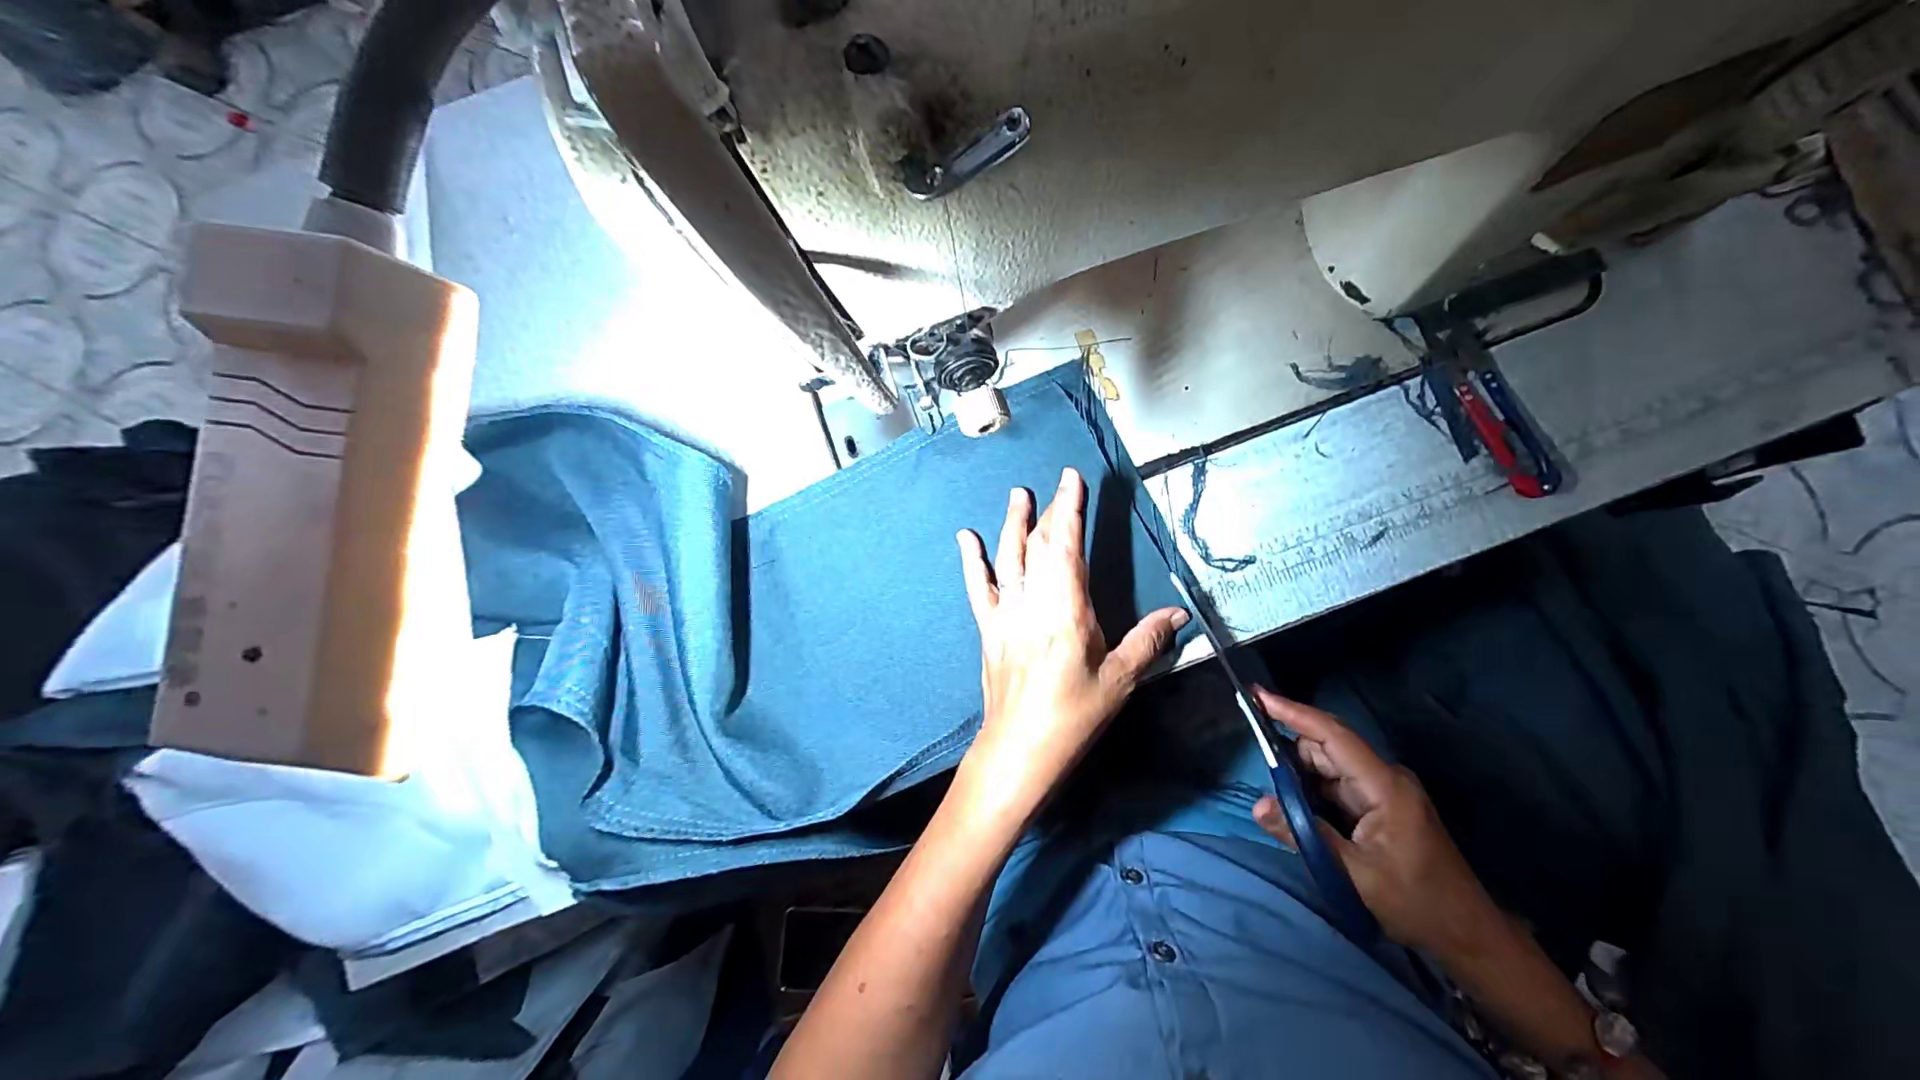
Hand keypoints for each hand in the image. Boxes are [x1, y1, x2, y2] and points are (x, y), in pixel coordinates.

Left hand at [954, 468, 1189, 824]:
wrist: (1019, 748)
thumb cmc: (1072, 715)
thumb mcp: (1119, 680)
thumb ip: (1147, 642)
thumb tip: (1178, 614)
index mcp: (1065, 610)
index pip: (1067, 547)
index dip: (1070, 510)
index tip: (1072, 481)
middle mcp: (1031, 603)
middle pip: (1038, 547)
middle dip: (1049, 513)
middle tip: (1055, 485)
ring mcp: (1005, 614)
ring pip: (1008, 559)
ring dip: (1013, 525)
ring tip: (1018, 496)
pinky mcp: (989, 629)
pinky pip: (979, 588)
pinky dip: (973, 561)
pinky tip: (967, 539)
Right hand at [1247, 687, 1504, 958]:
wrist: (1469, 935)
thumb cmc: (1417, 903)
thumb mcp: (1355, 873)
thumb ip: (1304, 834)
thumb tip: (1258, 805)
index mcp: (1384, 786)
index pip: (1332, 735)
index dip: (1293, 712)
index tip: (1257, 696)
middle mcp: (1385, 778)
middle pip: (1326, 748)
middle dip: (1289, 752)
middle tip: (1256, 766)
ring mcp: (1384, 791)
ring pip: (1328, 766)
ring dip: (1299, 776)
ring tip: (1275, 795)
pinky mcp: (1380, 805)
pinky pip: (1337, 784)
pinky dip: (1312, 790)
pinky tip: (1295, 805)